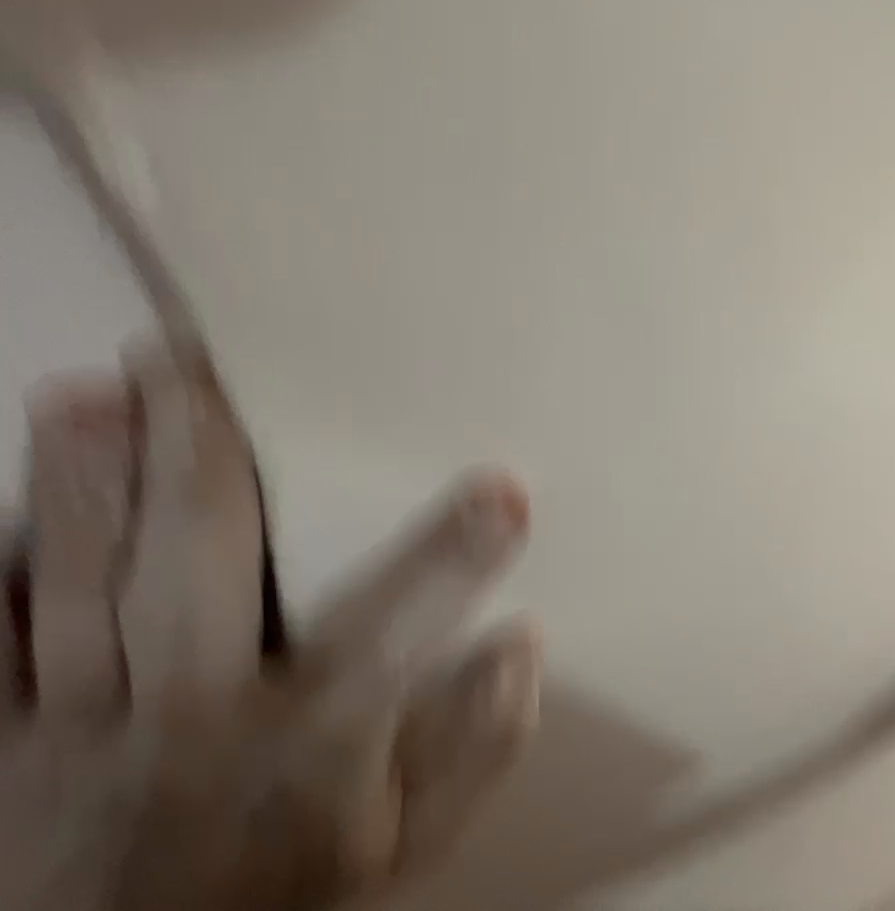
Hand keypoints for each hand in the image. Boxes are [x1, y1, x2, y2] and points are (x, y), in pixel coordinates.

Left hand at [0, 338, 539, 910]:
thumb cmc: (283, 891)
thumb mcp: (406, 845)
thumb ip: (475, 749)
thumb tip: (520, 644)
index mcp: (309, 737)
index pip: (400, 627)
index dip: (457, 555)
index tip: (503, 488)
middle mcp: (194, 712)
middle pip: (196, 565)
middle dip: (204, 455)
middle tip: (196, 360)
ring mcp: (80, 726)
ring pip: (78, 582)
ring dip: (88, 478)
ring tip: (96, 386)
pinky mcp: (1, 742)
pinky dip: (0, 559)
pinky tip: (20, 488)